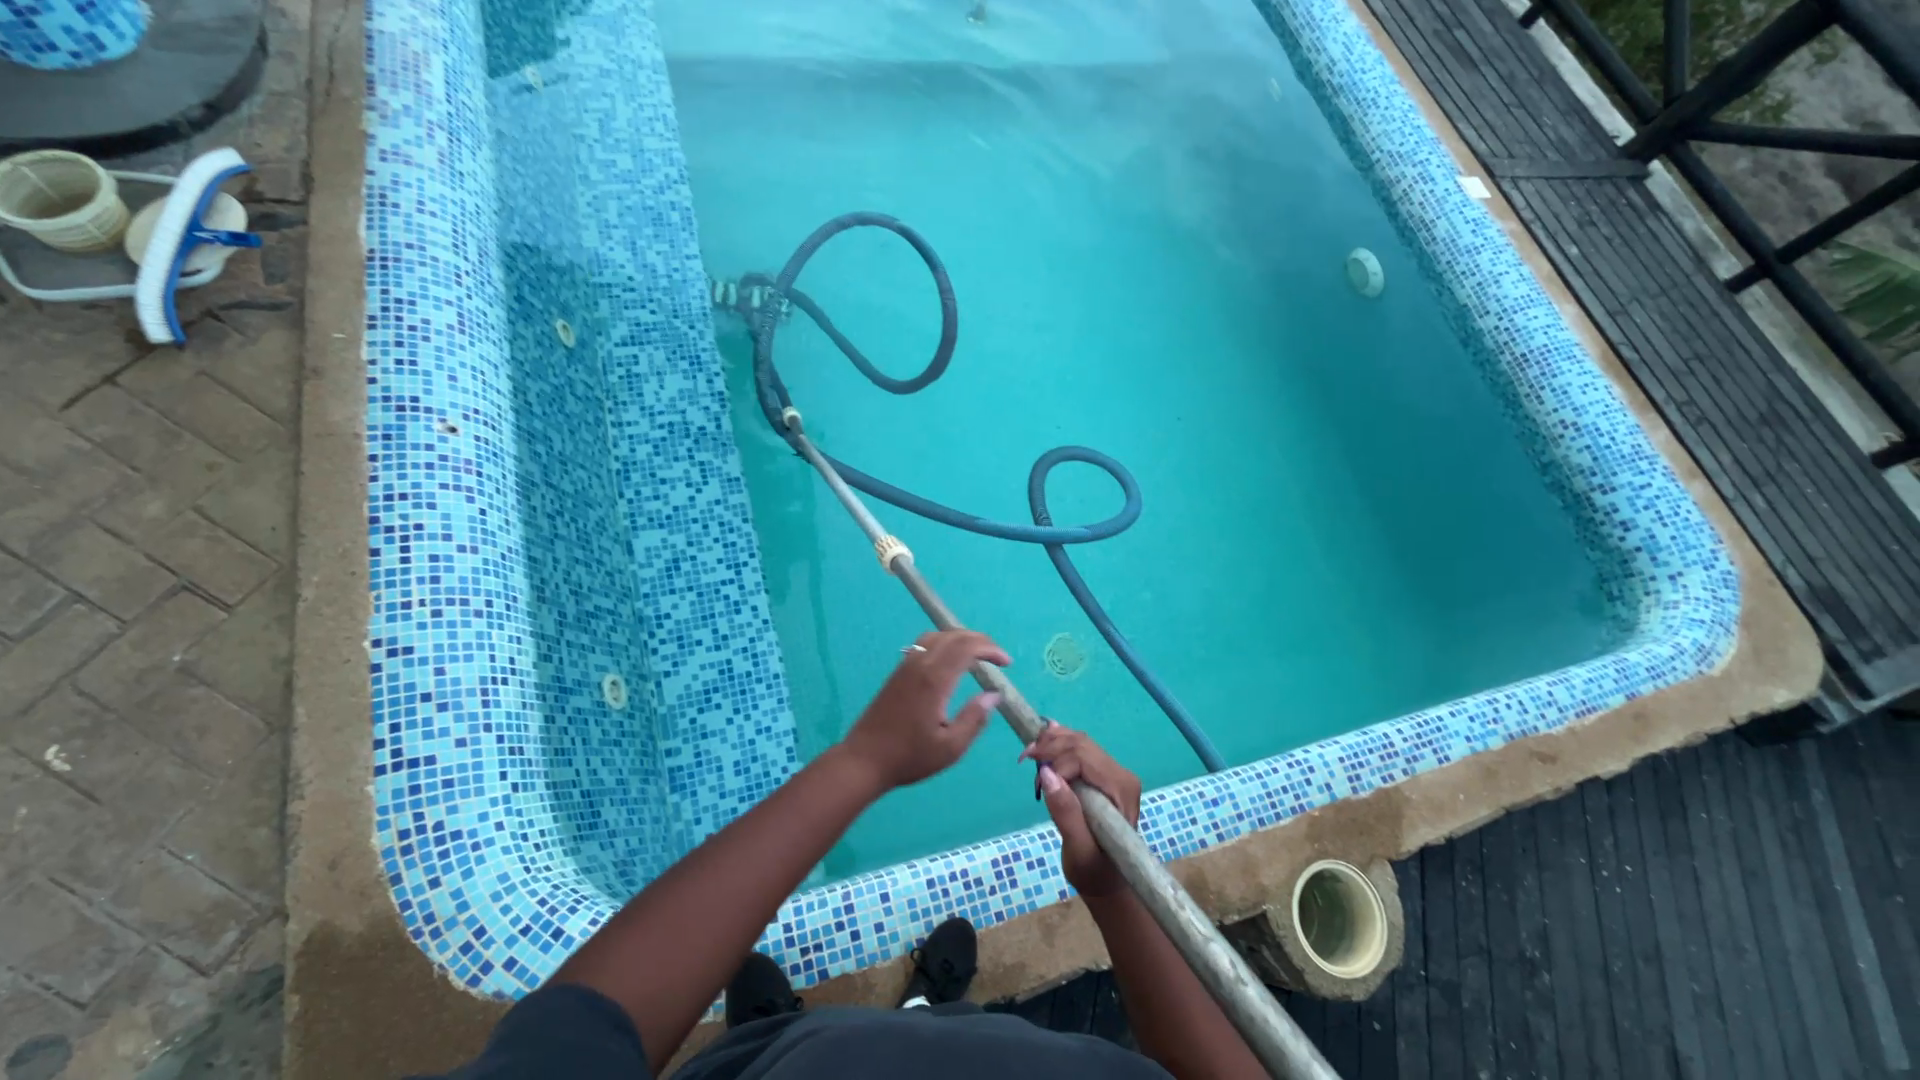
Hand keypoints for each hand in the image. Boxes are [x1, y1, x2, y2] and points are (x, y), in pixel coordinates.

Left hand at [838, 630, 1009, 789]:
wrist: (864, 760)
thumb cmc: (909, 757)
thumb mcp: (951, 748)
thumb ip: (974, 718)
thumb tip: (994, 695)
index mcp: (934, 680)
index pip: (967, 647)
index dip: (990, 649)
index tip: (1007, 663)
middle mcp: (919, 665)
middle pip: (953, 636)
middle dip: (980, 640)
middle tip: (997, 657)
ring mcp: (905, 667)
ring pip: (936, 636)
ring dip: (960, 639)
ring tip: (977, 655)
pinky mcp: (897, 673)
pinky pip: (923, 645)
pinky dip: (944, 643)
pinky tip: (950, 662)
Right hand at [1023, 724, 1140, 898]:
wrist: (1107, 882)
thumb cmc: (1094, 871)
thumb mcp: (1078, 849)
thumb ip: (1066, 813)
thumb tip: (1047, 773)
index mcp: (1121, 789)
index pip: (1083, 758)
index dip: (1056, 762)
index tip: (1035, 786)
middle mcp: (1121, 775)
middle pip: (1080, 744)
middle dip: (1050, 747)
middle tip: (1024, 760)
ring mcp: (1113, 773)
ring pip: (1079, 741)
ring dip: (1052, 743)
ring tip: (1029, 754)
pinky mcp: (1102, 775)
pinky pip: (1080, 748)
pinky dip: (1059, 743)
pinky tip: (1044, 738)